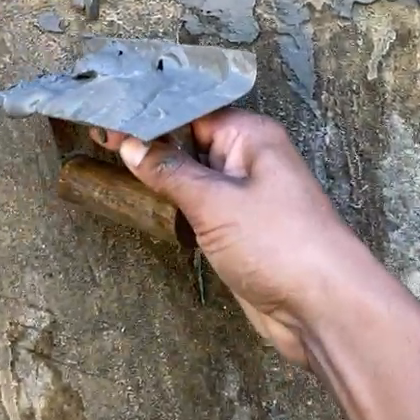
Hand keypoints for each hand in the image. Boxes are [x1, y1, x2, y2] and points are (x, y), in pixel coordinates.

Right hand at [104, 110, 388, 366]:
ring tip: (109, 158)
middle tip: (98, 133)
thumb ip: (170, 172)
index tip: (107, 117)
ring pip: (193, 176)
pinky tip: (143, 200)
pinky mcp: (238, 229)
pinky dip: (174, 204)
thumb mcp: (214, 202)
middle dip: (150, 141)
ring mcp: (244, 195)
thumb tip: (131, 145)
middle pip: (190, 141)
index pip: (192, 111)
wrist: (321, 308)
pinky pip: (199, 206)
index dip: (151, 114)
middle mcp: (248, 158)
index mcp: (251, 135)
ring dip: (160, 175)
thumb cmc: (278, 242)